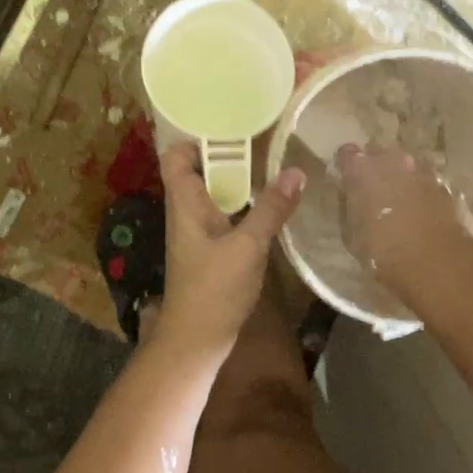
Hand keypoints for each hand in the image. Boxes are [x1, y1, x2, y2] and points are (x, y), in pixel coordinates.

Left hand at [155, 144, 303, 358]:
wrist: (196, 341)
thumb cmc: (214, 290)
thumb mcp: (248, 247)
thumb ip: (271, 209)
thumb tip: (296, 171)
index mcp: (184, 204)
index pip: (175, 157)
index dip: (196, 140)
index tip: (232, 132)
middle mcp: (186, 213)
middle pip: (196, 171)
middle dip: (226, 156)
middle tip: (262, 145)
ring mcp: (196, 232)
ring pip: (211, 194)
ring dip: (236, 181)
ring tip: (270, 167)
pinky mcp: (208, 250)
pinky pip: (221, 214)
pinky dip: (240, 205)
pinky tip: (267, 207)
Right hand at [336, 143, 468, 277]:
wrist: (437, 264)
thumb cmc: (383, 253)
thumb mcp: (351, 235)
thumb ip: (347, 207)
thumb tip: (349, 197)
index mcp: (361, 169)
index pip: (347, 153)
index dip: (346, 166)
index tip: (346, 181)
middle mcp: (392, 160)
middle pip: (379, 154)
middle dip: (375, 168)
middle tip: (373, 192)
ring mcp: (421, 171)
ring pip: (406, 166)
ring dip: (401, 178)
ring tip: (399, 203)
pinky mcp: (445, 186)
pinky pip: (426, 181)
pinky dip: (421, 191)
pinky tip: (421, 212)